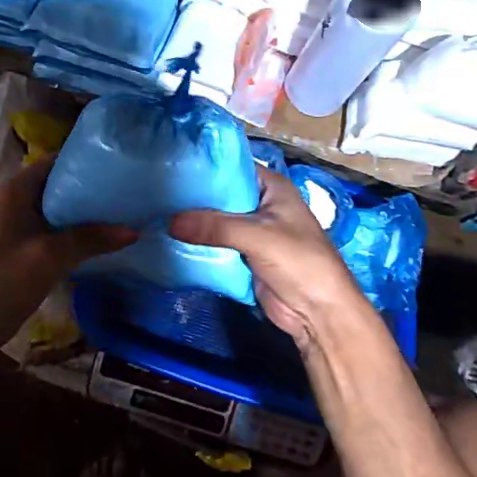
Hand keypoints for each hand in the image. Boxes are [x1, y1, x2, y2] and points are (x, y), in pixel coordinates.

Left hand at [0, 159, 135, 350]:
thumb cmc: (2, 284)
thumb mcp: (49, 258)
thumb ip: (90, 239)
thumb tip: (133, 229)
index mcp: (15, 191)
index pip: (54, 160)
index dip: (83, 157)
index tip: (117, 159)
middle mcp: (15, 201)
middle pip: (58, 183)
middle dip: (89, 185)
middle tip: (127, 186)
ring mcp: (16, 226)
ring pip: (57, 208)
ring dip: (84, 210)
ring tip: (121, 208)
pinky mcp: (21, 248)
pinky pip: (53, 229)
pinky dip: (74, 230)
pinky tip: (100, 238)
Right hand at [171, 165, 368, 353]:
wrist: (319, 313)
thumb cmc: (298, 261)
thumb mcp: (257, 235)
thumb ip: (214, 226)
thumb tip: (170, 221)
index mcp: (272, 187)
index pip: (233, 167)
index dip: (206, 165)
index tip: (173, 163)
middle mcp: (261, 204)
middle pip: (221, 194)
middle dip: (194, 196)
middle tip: (160, 191)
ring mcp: (252, 231)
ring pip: (216, 221)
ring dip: (193, 222)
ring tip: (157, 212)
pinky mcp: (244, 256)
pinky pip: (216, 244)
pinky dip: (198, 243)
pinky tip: (171, 238)